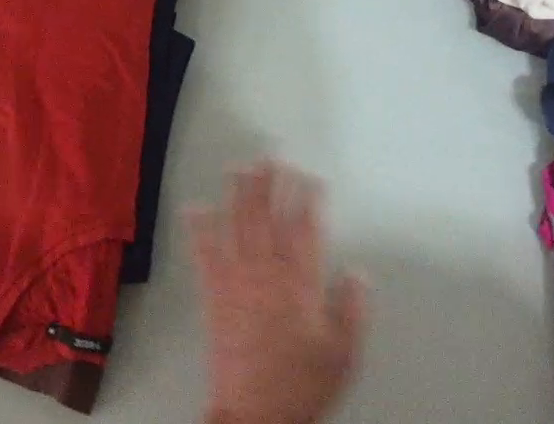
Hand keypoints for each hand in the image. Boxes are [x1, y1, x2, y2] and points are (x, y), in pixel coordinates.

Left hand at [187, 161, 367, 423]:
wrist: (254, 415)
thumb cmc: (299, 385)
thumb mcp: (343, 352)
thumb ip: (352, 309)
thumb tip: (357, 274)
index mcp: (301, 284)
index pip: (307, 230)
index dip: (310, 200)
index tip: (312, 178)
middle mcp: (268, 274)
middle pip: (270, 218)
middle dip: (272, 184)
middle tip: (273, 157)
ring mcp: (238, 281)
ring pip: (239, 226)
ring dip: (239, 194)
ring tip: (241, 168)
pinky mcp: (215, 295)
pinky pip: (206, 253)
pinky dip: (200, 229)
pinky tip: (196, 208)